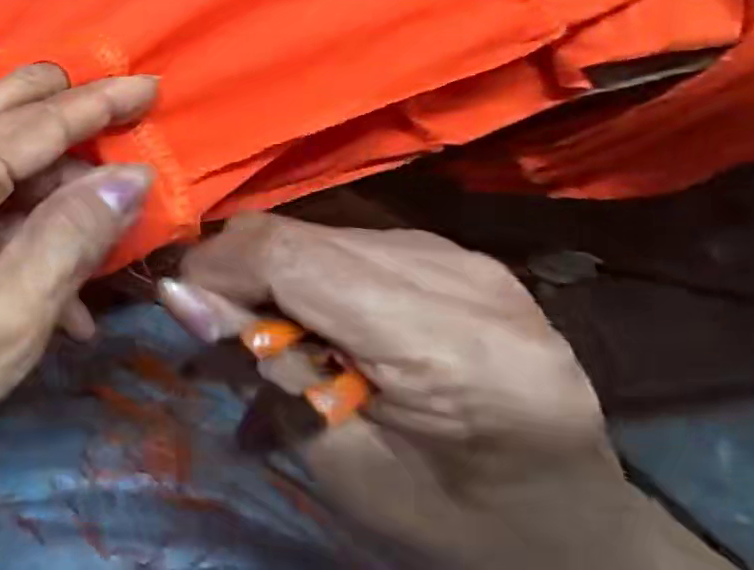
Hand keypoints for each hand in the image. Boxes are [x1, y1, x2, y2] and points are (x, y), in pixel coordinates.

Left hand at [0, 64, 159, 557]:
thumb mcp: (10, 320)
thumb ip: (73, 236)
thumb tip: (131, 175)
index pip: (42, 119)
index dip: (103, 103)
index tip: (154, 87)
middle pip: (19, 101)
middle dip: (78, 119)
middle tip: (130, 154)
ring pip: (6, 134)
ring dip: (57, 177)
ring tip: (95, 251)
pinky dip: (26, 202)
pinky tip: (52, 272)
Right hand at [164, 218, 733, 569]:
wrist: (575, 527)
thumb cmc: (461, 527)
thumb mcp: (349, 471)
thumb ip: (269, 369)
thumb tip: (177, 294)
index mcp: (453, 349)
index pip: (296, 260)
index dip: (220, 269)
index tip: (179, 303)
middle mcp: (462, 279)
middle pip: (300, 234)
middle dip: (236, 269)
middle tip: (219, 325)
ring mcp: (461, 254)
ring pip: (315, 227)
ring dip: (271, 270)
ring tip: (277, 331)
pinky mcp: (452, 249)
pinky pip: (345, 237)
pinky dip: (309, 269)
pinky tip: (323, 318)